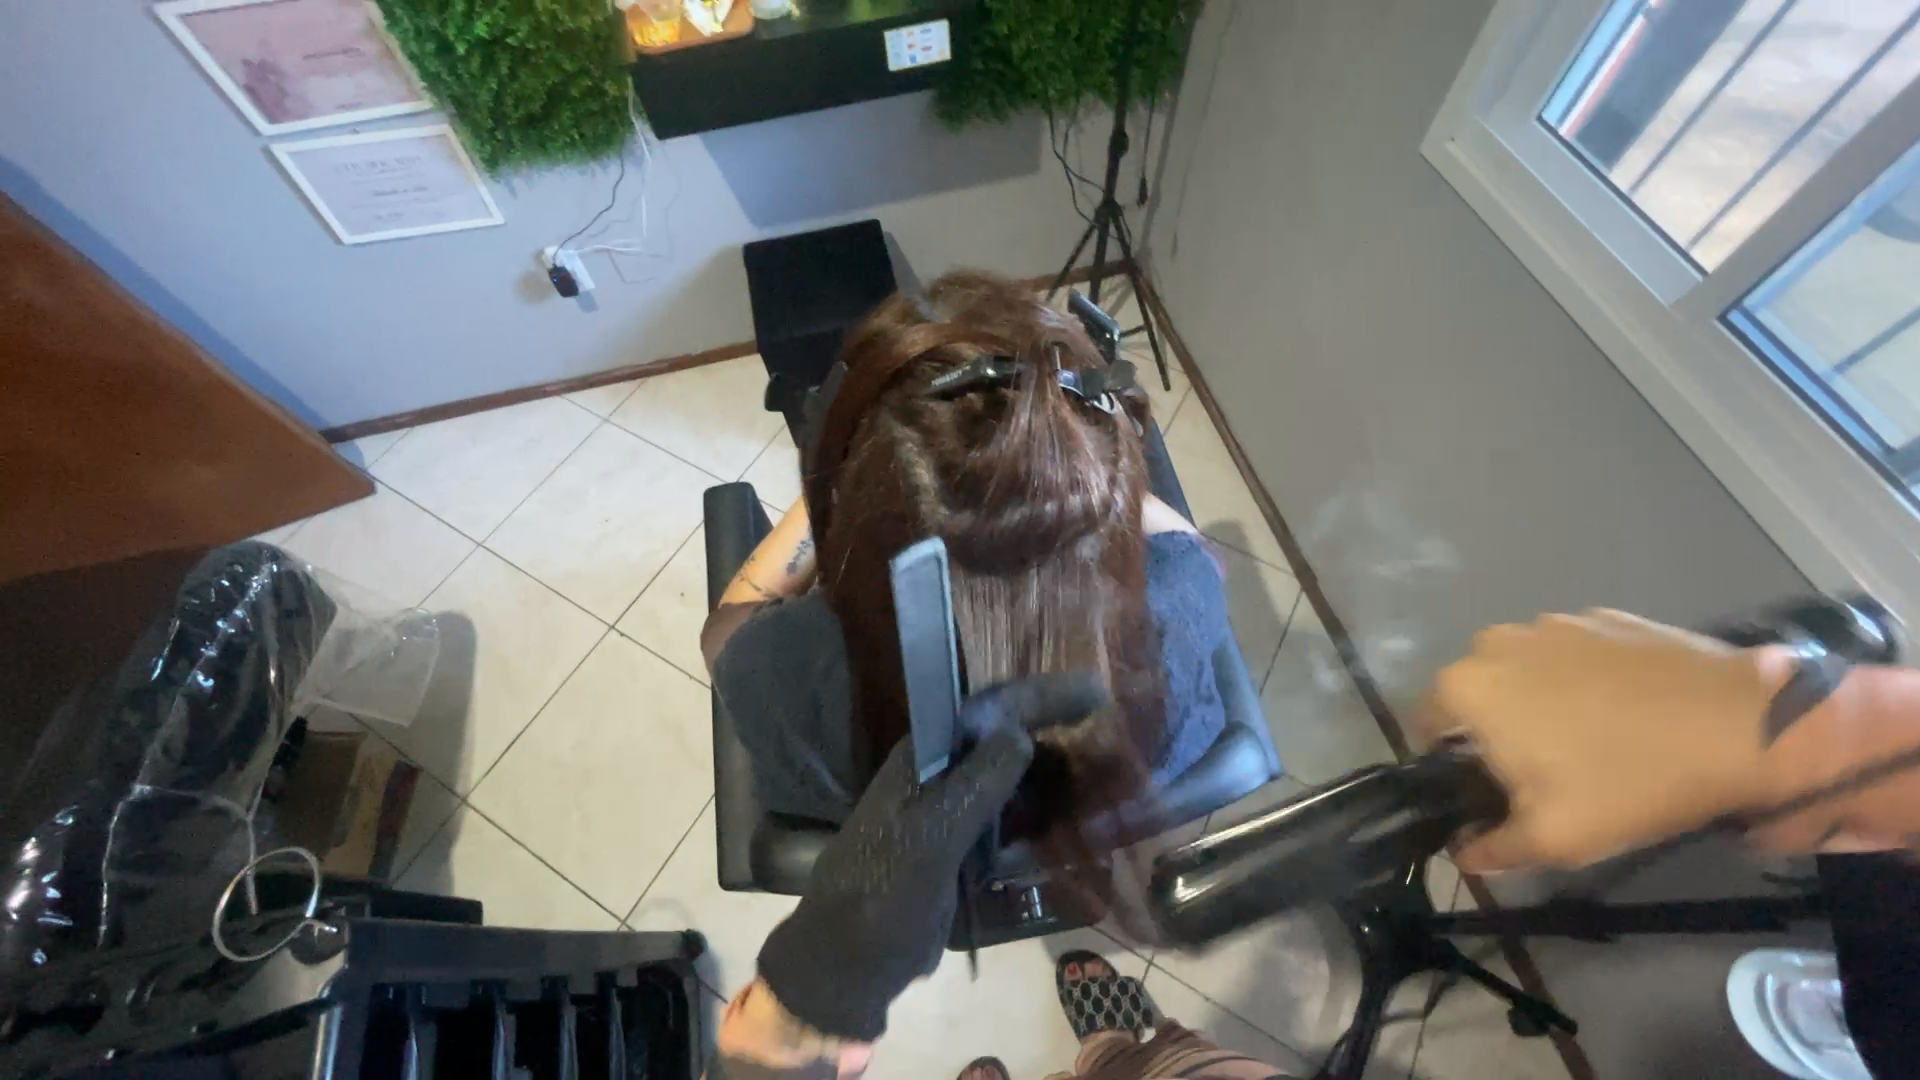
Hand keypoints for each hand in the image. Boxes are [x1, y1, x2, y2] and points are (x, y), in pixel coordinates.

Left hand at [757, 674, 1106, 1040]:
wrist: (852, 958)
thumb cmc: (885, 886)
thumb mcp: (934, 830)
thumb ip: (979, 780)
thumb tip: (1021, 731)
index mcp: (926, 754)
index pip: (989, 708)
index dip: (1039, 695)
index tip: (1093, 690)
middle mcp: (939, 773)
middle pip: (1003, 739)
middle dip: (1050, 730)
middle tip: (1104, 725)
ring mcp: (950, 811)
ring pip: (1008, 781)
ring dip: (1049, 777)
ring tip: (1099, 773)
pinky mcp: (959, 848)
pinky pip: (1006, 823)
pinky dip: (1036, 822)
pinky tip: (1069, 827)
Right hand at [1420, 609, 1793, 871]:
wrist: (1745, 727)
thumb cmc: (1628, 779)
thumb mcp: (1555, 837)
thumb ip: (1492, 849)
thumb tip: (1460, 855)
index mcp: (1464, 688)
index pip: (1426, 721)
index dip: (1449, 757)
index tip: (1487, 782)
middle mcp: (1491, 644)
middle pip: (1475, 692)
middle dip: (1496, 723)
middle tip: (1543, 762)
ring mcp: (1547, 624)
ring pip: (1522, 668)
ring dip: (1537, 695)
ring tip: (1589, 732)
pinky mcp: (1598, 618)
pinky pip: (1571, 652)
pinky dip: (1584, 675)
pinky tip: (1625, 706)